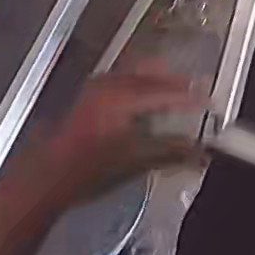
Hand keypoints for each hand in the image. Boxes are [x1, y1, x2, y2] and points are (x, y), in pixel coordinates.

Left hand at [17, 72, 207, 205]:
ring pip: (136, 75)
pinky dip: (141, 85)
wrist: (45, 179)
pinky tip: (148, 99)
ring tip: (178, 91)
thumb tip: (201, 152)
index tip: (209, 99)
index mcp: (122, 98)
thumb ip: (171, 152)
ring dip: (159, 82)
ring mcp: (97, 88)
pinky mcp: (89, 96)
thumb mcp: (135, 162)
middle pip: (151, 76)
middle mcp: (110, 86)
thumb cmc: (88, 171)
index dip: (190, 96)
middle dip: (177, 83)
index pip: (165, 91)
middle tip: (198, 90)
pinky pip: (124, 81)